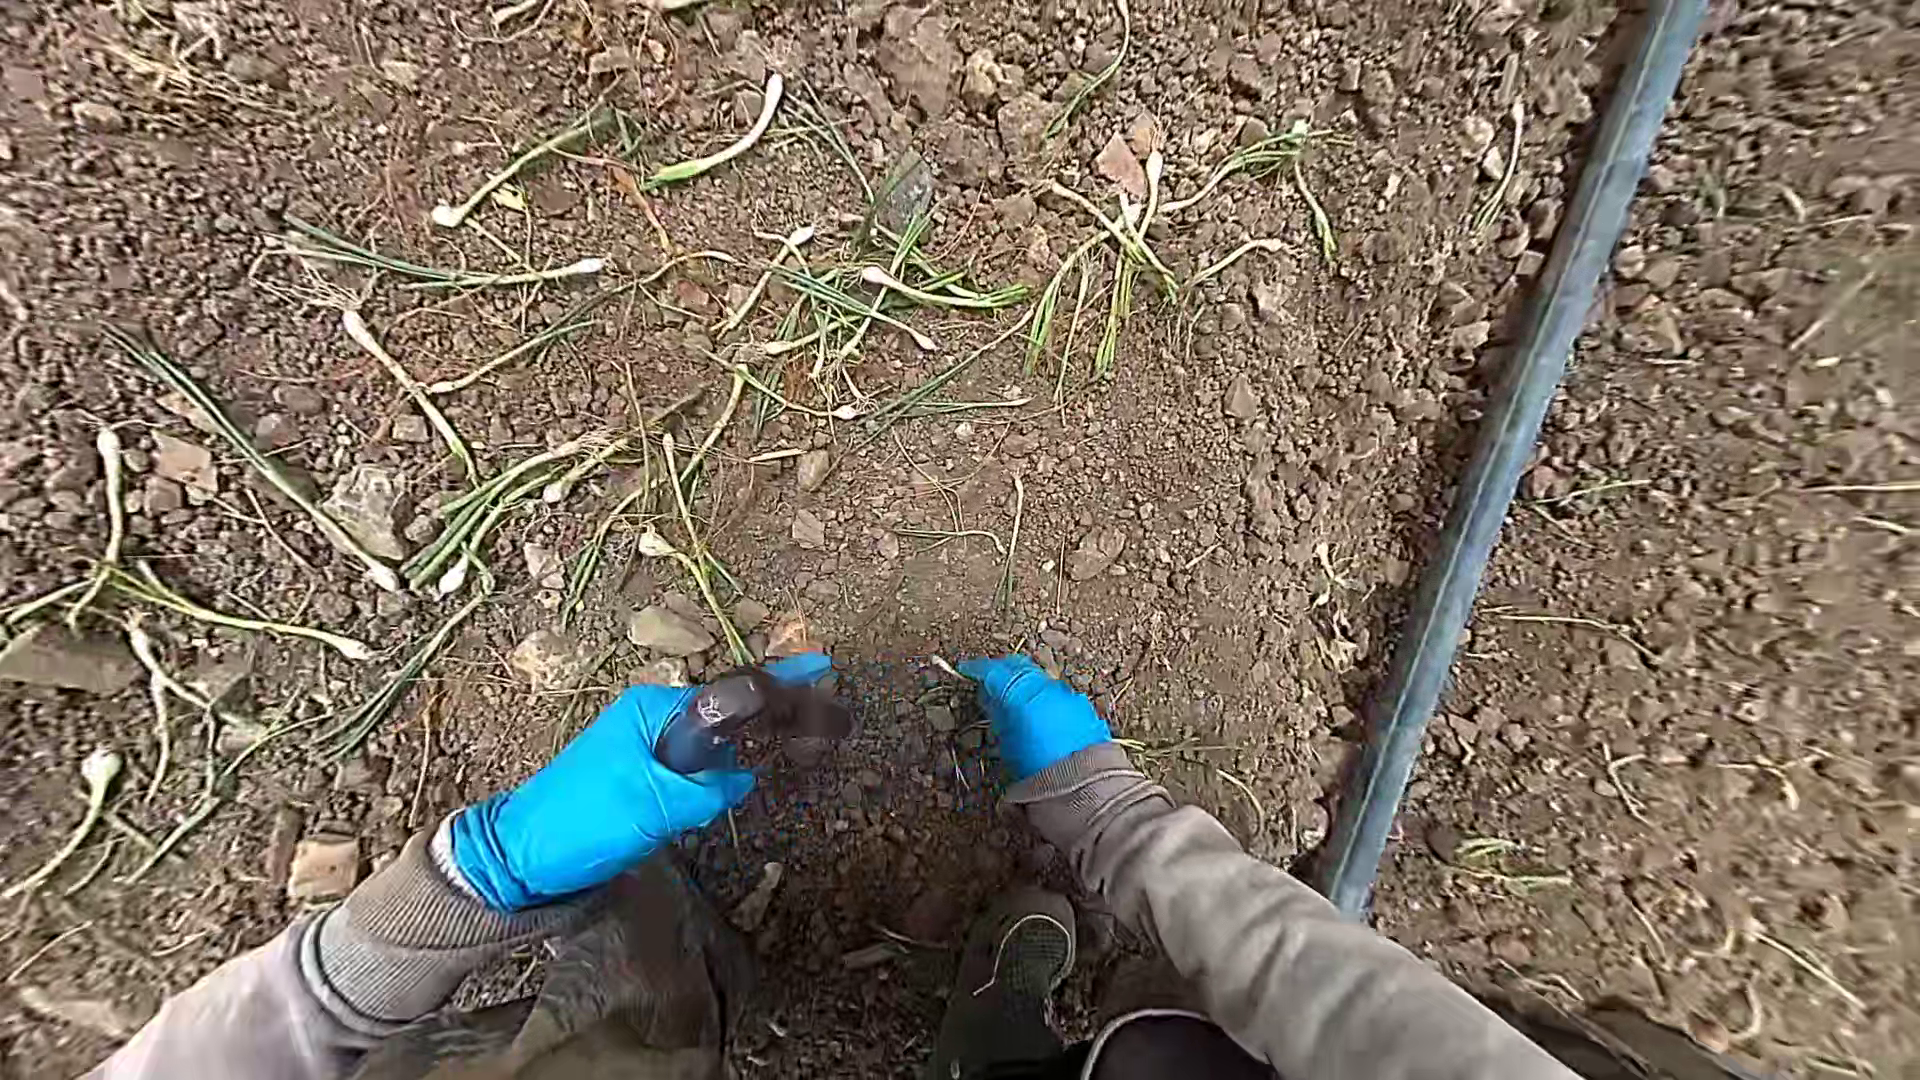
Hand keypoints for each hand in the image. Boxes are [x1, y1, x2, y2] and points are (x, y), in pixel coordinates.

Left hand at [451, 652, 832, 910]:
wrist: (518, 858)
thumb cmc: (584, 821)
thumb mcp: (652, 804)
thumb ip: (706, 789)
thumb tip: (744, 778)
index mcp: (654, 709)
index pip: (730, 689)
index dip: (778, 680)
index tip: (820, 666)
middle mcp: (655, 715)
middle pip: (728, 701)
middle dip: (774, 700)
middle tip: (820, 697)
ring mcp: (650, 739)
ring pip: (716, 728)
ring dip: (755, 727)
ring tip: (799, 725)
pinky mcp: (647, 766)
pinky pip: (701, 751)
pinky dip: (732, 751)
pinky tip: (753, 757)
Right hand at [959, 654, 1110, 779]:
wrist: (1086, 791)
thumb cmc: (1044, 775)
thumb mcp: (1009, 746)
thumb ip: (998, 715)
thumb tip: (991, 699)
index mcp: (1024, 696)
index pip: (995, 671)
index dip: (978, 669)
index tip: (968, 670)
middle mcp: (1048, 689)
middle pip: (1019, 666)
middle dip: (1001, 669)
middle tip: (988, 679)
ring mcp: (1067, 696)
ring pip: (1038, 677)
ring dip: (1023, 682)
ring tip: (1011, 698)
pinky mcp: (1082, 708)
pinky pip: (1056, 692)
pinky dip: (1042, 696)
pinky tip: (1036, 711)